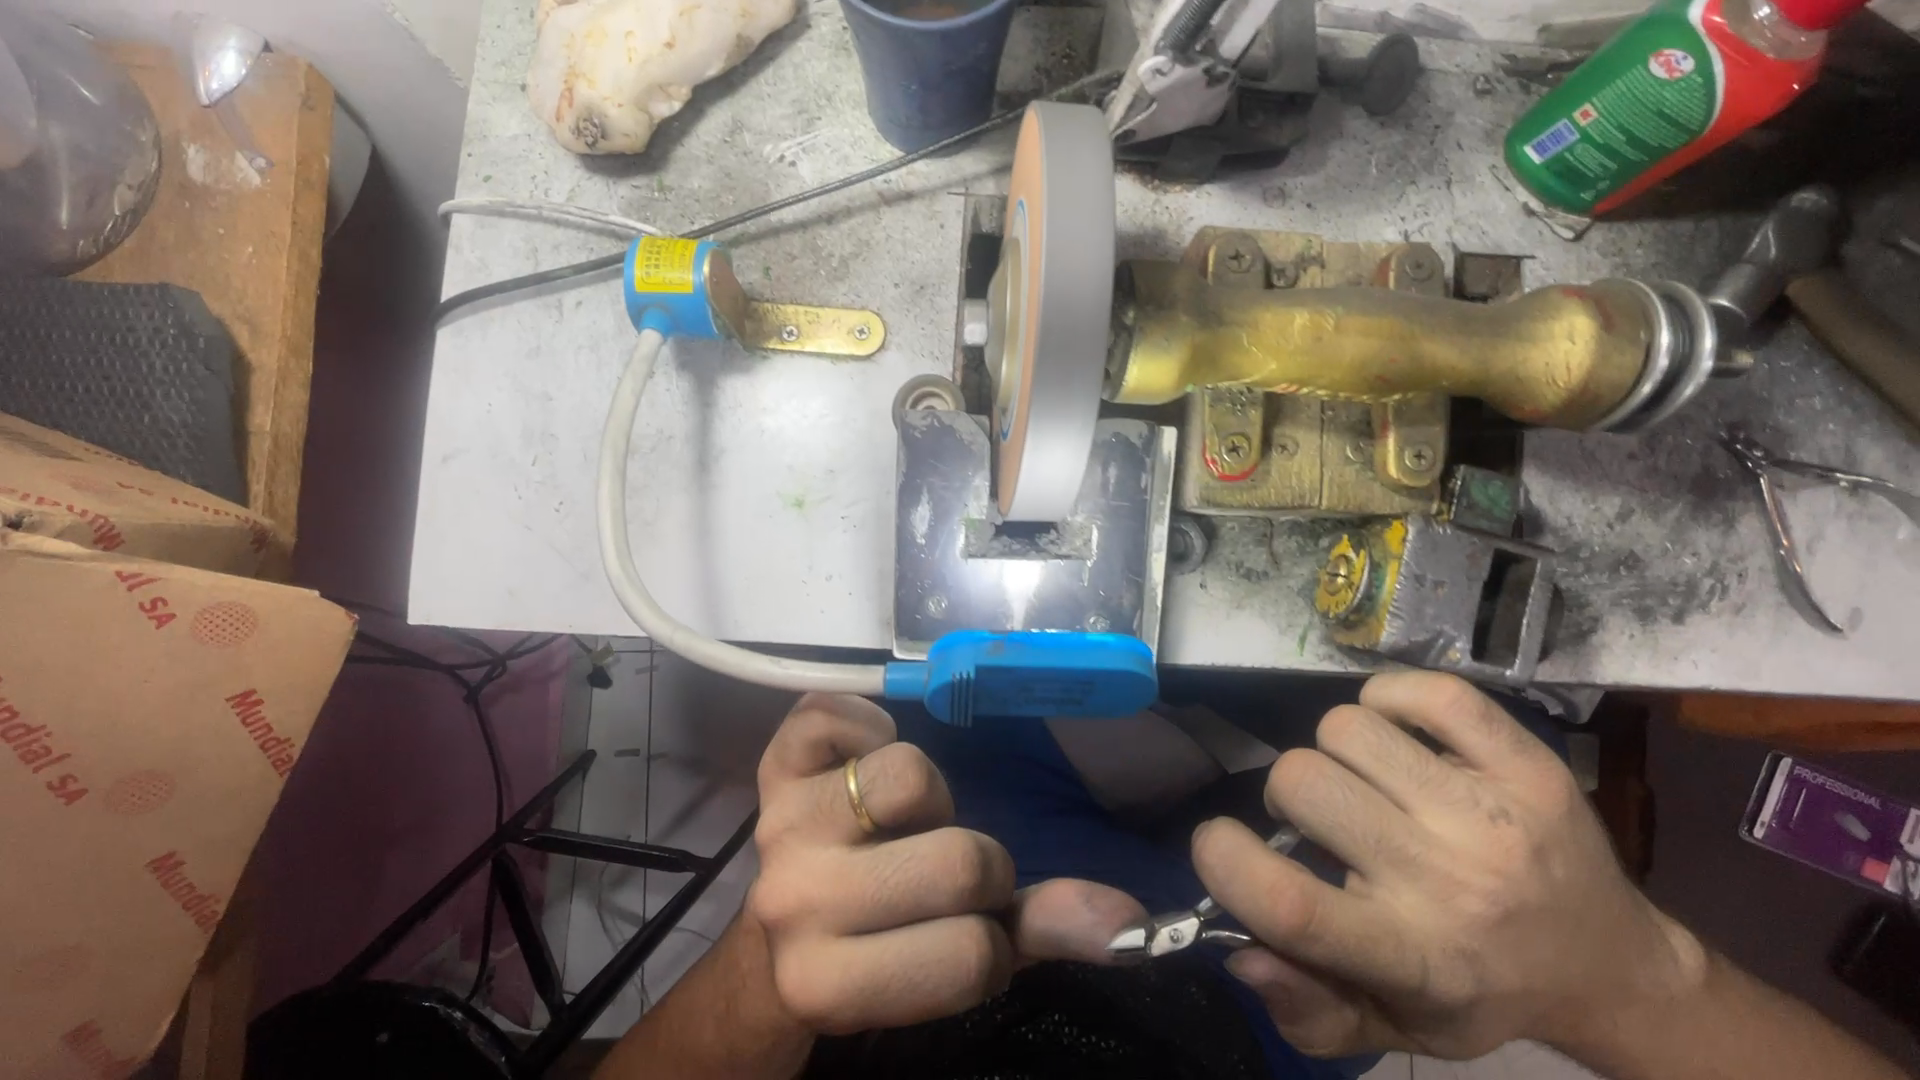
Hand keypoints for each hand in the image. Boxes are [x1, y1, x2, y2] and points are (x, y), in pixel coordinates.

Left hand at [745, 694, 1146, 1034]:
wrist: (781, 935)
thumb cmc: (879, 951)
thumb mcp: (953, 965)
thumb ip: (1040, 937)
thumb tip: (1131, 919)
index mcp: (830, 983)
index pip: (974, 956)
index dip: (990, 940)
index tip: (963, 932)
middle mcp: (792, 904)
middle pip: (955, 861)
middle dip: (973, 868)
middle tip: (939, 875)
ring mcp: (778, 828)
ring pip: (909, 775)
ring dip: (928, 797)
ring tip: (907, 823)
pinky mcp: (772, 767)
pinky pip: (828, 713)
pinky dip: (862, 725)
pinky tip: (864, 765)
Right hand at [1192, 673, 1700, 1060]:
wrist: (1609, 966)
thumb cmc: (1477, 993)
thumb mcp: (1390, 1028)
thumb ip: (1305, 1009)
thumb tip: (1239, 952)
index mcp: (1408, 956)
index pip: (1288, 904)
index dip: (1223, 859)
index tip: (1218, 844)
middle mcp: (1449, 881)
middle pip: (1301, 783)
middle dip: (1287, 796)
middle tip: (1320, 820)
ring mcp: (1492, 813)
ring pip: (1346, 729)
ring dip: (1336, 753)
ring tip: (1365, 783)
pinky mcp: (1529, 764)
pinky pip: (1426, 692)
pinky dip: (1390, 702)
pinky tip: (1400, 740)